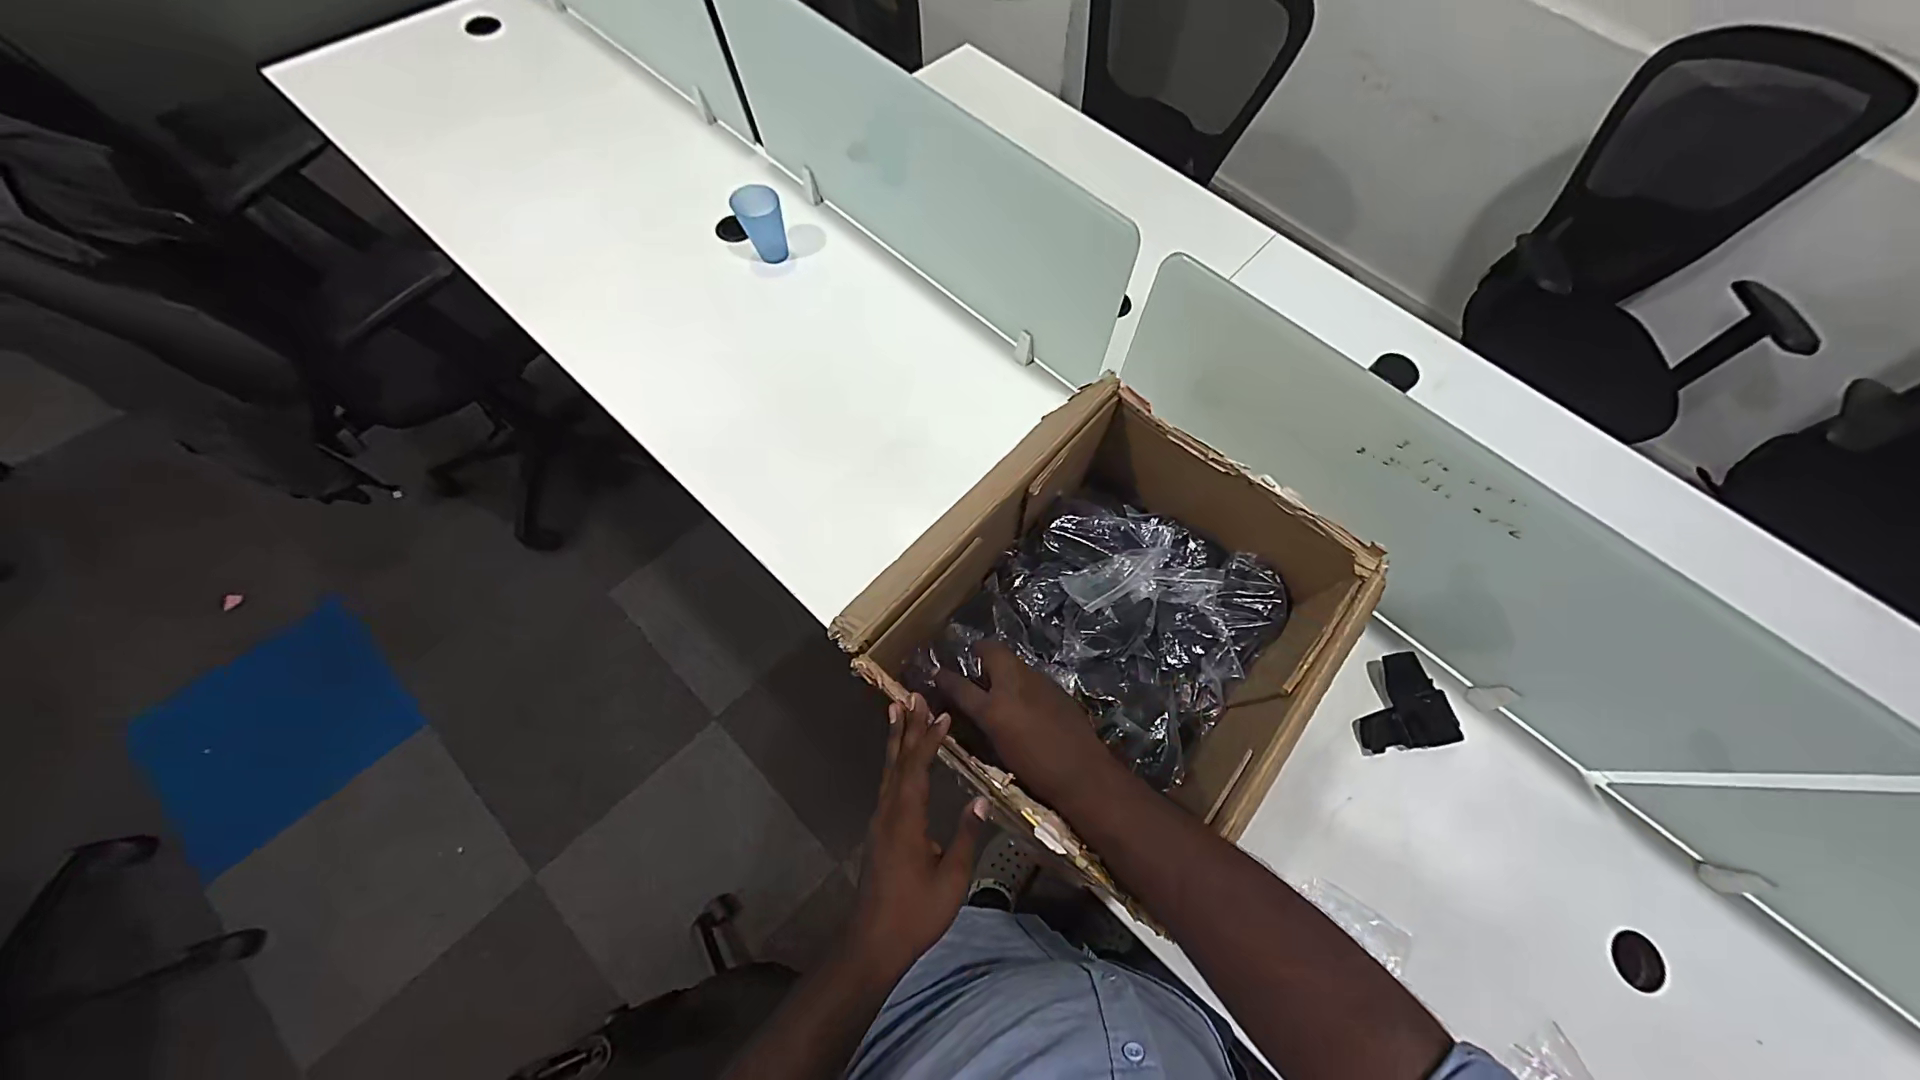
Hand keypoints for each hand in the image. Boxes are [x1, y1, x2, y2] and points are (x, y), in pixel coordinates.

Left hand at [847, 693, 989, 975]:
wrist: (872, 942)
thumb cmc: (915, 912)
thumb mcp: (951, 879)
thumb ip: (966, 836)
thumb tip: (982, 799)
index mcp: (906, 819)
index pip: (918, 767)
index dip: (929, 739)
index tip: (943, 714)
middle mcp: (888, 812)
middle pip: (897, 760)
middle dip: (906, 727)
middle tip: (909, 695)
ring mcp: (880, 821)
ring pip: (888, 770)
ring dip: (896, 740)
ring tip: (896, 712)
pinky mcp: (879, 832)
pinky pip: (887, 784)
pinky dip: (894, 762)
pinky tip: (899, 761)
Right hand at [935, 641, 1118, 809]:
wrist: (1083, 773)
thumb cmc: (1036, 770)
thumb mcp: (998, 750)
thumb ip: (981, 724)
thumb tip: (969, 710)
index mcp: (994, 707)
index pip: (960, 685)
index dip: (945, 678)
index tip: (937, 673)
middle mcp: (1014, 685)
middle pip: (991, 651)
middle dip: (979, 653)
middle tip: (972, 665)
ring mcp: (1039, 681)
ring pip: (1013, 661)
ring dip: (1001, 666)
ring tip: (996, 682)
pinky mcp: (1057, 687)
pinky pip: (1030, 675)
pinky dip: (1020, 680)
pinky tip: (1024, 698)